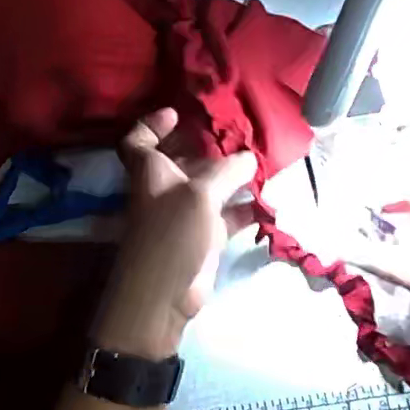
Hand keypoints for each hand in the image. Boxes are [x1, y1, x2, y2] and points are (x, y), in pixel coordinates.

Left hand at [90, 108, 257, 359]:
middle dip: (209, 147)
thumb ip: (227, 172)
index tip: (178, 114)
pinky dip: (247, 208)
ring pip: (212, 187)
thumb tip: (250, 158)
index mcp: (152, 172)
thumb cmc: (172, 235)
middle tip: (240, 135)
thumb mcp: (200, 194)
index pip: (140, 140)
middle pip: (185, 160)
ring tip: (263, 163)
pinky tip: (269, 202)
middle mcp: (167, 189)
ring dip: (235, 177)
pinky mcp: (205, 237)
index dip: (152, 124)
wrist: (164, 295)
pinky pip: (228, 215)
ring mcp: (186, 214)